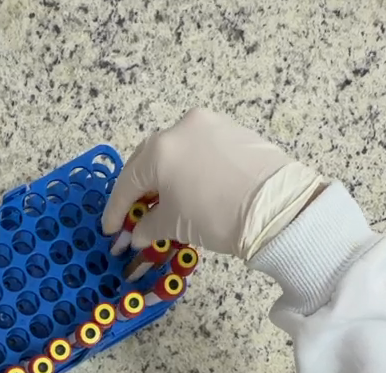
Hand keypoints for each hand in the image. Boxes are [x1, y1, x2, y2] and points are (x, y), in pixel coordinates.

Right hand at [101, 108, 326, 261]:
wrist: (274, 208)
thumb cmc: (215, 215)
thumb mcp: (174, 225)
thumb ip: (148, 227)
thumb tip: (136, 234)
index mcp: (159, 149)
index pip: (128, 183)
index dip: (116, 211)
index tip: (110, 230)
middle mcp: (181, 128)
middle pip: (148, 162)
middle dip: (138, 192)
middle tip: (133, 217)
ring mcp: (210, 126)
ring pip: (175, 154)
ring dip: (163, 180)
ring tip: (161, 206)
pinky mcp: (233, 132)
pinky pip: (198, 151)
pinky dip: (187, 171)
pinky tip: (189, 190)